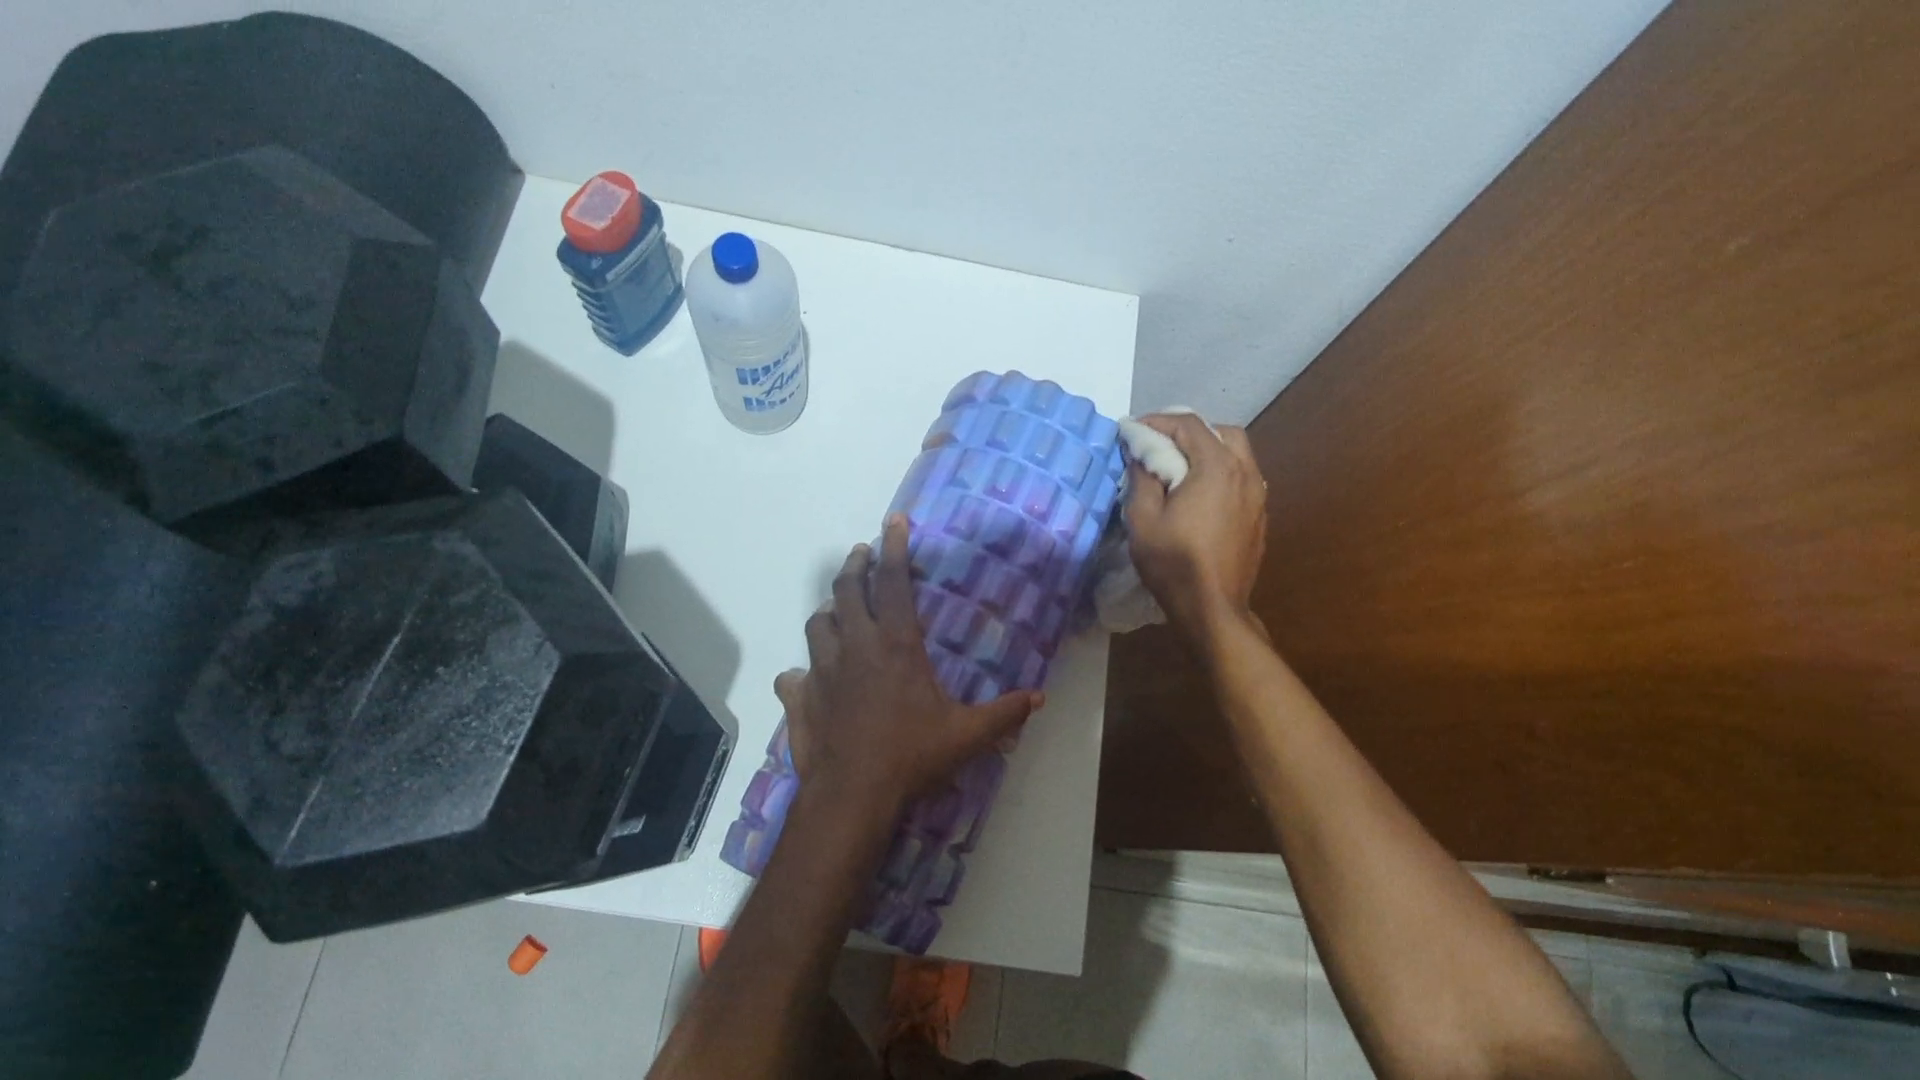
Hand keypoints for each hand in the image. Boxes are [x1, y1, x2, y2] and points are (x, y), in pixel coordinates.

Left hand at [774, 515, 1043, 815]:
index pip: (895, 581)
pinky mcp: (800, 698)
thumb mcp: (967, 735)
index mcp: (897, 644)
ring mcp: (822, 670)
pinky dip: (800, 671)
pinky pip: (792, 675)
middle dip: (856, 565)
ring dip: (830, 610)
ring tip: (838, 610)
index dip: (896, 547)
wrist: (854, 793)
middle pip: (848, 590)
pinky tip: (806, 678)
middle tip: (862, 554)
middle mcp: (856, 646)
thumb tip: (1040, 699)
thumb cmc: (912, 755)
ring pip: (818, 623)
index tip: (895, 520)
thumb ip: (1004, 713)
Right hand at [1124, 413, 1268, 644]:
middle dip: (1188, 431)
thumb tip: (1142, 454)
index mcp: (1216, 467)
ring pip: (1236, 453)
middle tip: (1160, 445)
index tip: (1133, 431)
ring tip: (1179, 467)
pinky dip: (1220, 472)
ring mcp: (1257, 495)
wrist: (1213, 608)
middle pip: (1220, 432)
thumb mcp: (1143, 519)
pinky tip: (1199, 492)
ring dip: (1207, 450)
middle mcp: (1245, 472)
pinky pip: (1241, 477)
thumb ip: (1142, 478)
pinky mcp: (1259, 515)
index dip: (1158, 421)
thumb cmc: (1174, 563)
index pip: (1189, 425)